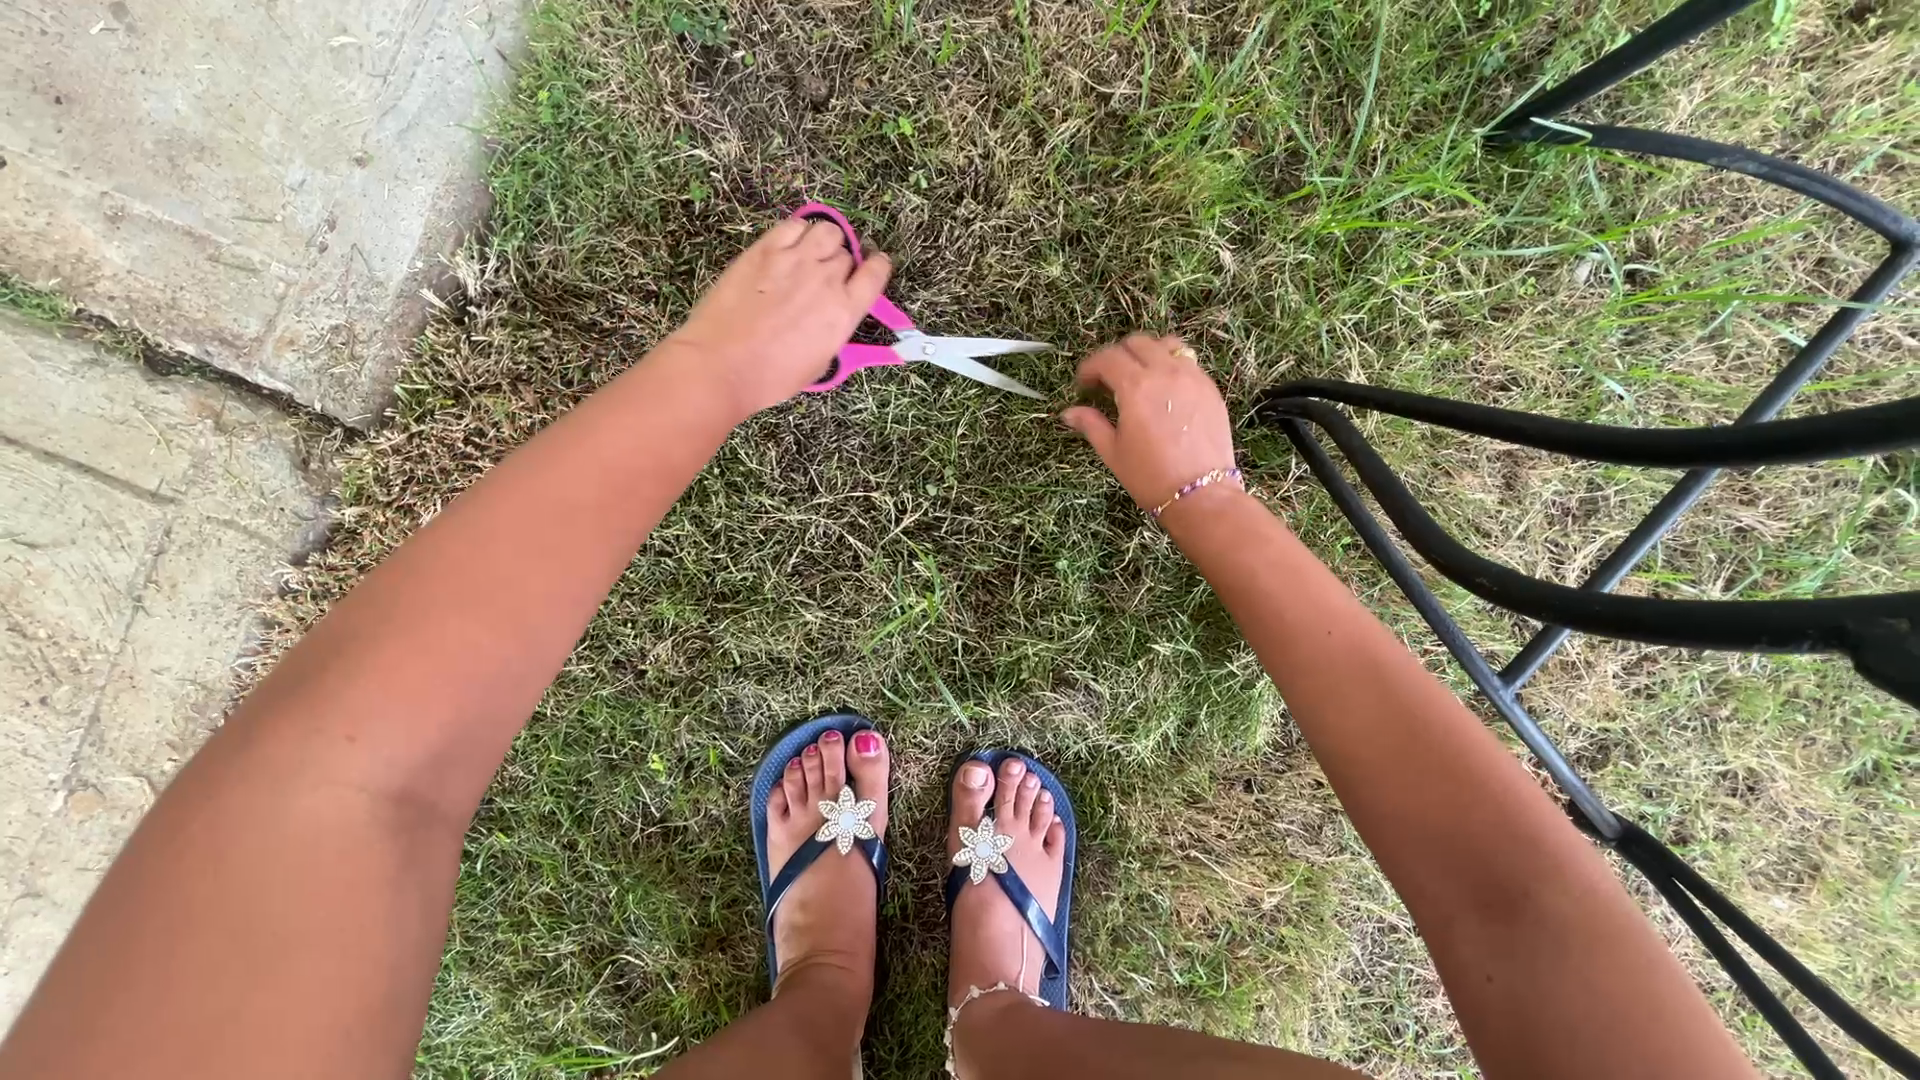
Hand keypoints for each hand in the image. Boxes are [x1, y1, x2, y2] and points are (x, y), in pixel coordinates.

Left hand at [655, 217, 892, 418]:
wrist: (722, 364)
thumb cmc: (771, 376)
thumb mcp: (819, 363)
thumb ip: (833, 331)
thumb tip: (832, 316)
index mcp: (844, 312)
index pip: (875, 273)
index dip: (877, 266)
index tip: (874, 265)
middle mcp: (826, 279)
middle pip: (846, 254)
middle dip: (841, 264)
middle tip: (825, 277)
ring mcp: (795, 259)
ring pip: (826, 231)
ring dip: (824, 242)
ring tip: (810, 255)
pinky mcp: (764, 249)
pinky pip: (793, 226)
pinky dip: (798, 233)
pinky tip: (789, 247)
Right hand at [1062, 334, 1237, 512]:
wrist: (1201, 494)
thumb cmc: (1150, 476)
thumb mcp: (1113, 452)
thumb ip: (1091, 425)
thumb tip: (1069, 413)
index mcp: (1136, 386)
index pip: (1107, 358)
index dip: (1090, 367)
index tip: (1084, 384)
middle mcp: (1165, 372)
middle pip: (1137, 343)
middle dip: (1117, 356)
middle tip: (1109, 380)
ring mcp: (1192, 377)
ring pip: (1167, 345)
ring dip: (1147, 354)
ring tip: (1140, 376)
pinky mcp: (1210, 388)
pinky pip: (1188, 362)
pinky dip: (1171, 366)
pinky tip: (1165, 390)